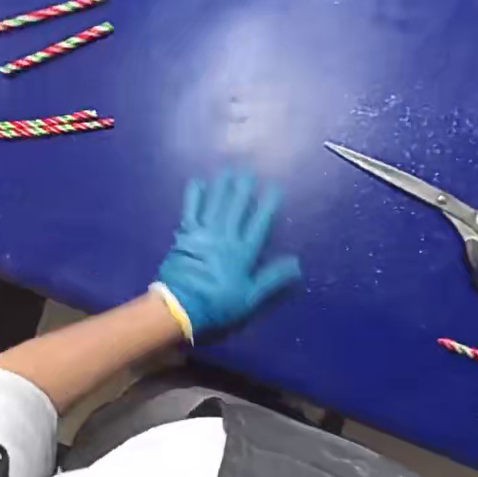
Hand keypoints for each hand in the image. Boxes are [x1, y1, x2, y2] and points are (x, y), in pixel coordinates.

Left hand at [151, 170, 300, 341]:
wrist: (181, 305)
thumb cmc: (217, 304)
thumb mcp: (250, 297)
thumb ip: (272, 278)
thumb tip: (297, 263)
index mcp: (243, 252)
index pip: (259, 222)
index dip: (268, 204)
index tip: (275, 187)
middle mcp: (225, 237)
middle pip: (236, 207)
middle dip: (243, 188)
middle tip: (247, 170)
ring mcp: (204, 233)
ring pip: (215, 204)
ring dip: (222, 186)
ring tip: (227, 170)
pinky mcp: (185, 235)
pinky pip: (191, 210)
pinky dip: (194, 196)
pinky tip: (198, 182)